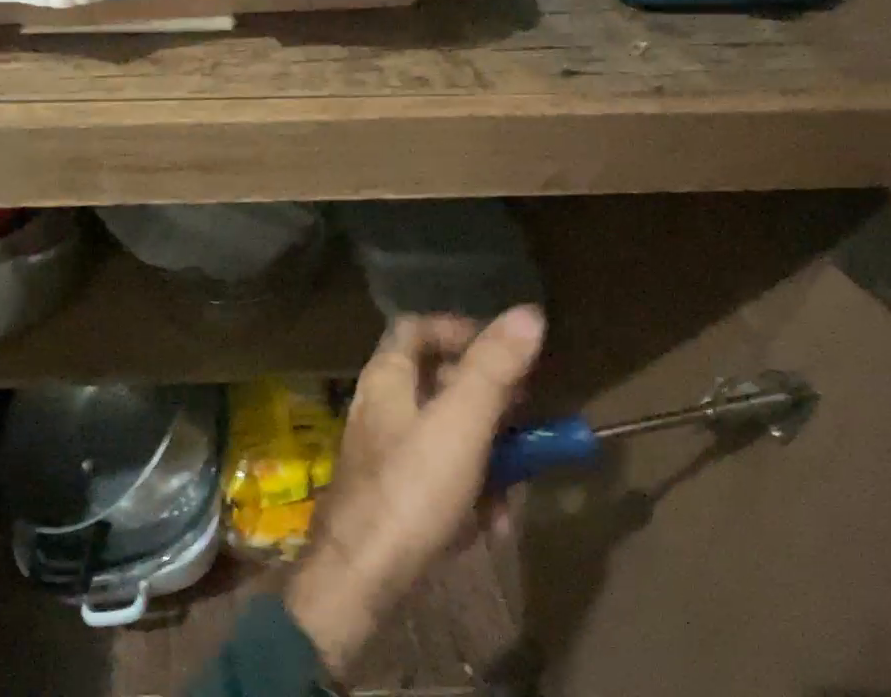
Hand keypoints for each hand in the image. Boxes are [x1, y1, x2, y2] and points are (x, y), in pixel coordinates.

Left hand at [283, 306, 545, 676]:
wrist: (361, 577)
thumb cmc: (410, 489)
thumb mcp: (460, 423)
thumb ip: (493, 369)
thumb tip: (529, 312)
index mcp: (387, 378)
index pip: (416, 328)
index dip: (460, 330)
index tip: (505, 352)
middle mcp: (383, 408)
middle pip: (443, 385)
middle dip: (491, 407)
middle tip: (524, 426)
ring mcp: (388, 454)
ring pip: (452, 438)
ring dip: (490, 462)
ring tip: (511, 492)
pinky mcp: (397, 495)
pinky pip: (444, 480)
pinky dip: (472, 495)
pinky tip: (490, 525)